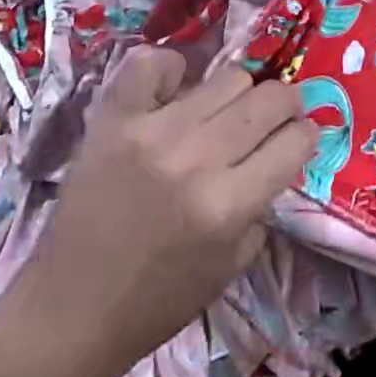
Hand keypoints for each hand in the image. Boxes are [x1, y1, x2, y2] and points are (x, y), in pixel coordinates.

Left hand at [0, 48, 314, 376]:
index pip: (296, 140)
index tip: (300, 138)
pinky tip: (175, 90)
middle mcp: (196, 159)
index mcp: (229, 204)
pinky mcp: (111, 122)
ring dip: (240, 93)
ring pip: (227, 78)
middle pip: (270, 99)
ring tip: (226, 112)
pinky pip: (150, 64)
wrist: (68, 312)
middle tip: (276, 118)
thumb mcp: (233, 265)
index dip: (307, 135)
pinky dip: (170, 69)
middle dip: (287, 105)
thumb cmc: (158, 300)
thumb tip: (280, 155)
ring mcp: (151, 133)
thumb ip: (264, 204)